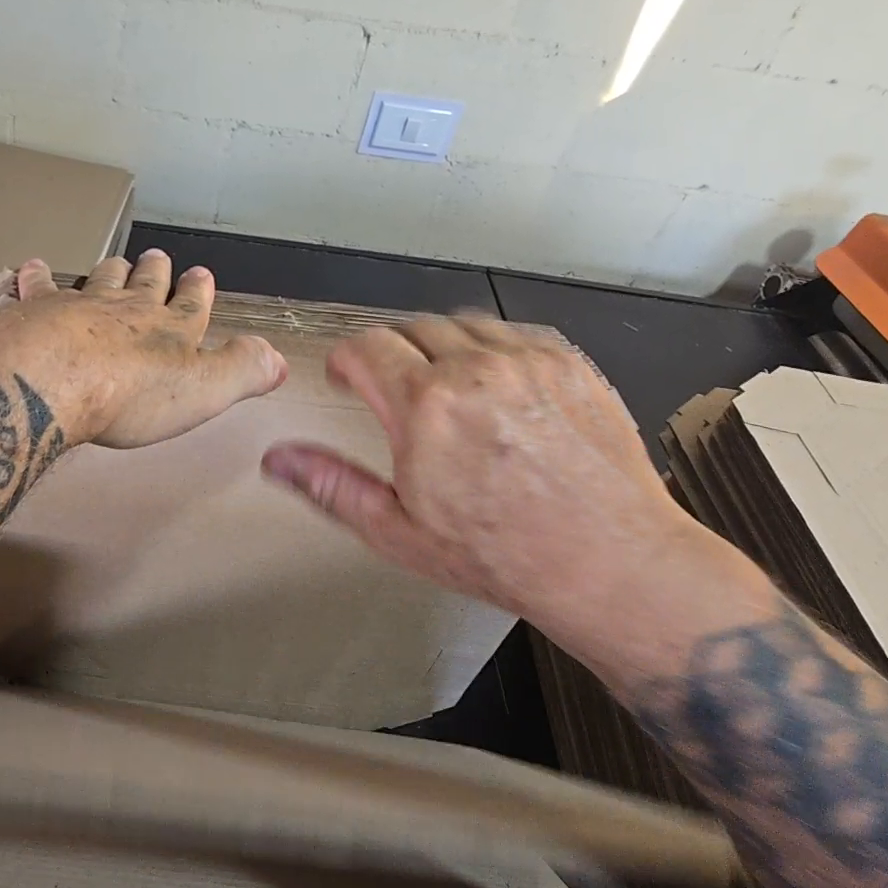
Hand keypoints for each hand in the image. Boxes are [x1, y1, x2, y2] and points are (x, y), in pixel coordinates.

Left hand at [0, 251, 288, 448]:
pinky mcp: (37, 312)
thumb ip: (242, 370)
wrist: (52, 379)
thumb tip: (278, 358)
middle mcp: (127, 310)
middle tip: (157, 256)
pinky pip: (39, 288)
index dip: (197, 292)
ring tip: (115, 262)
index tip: (201, 275)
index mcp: (169, 331)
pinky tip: (33, 268)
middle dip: (155, 271)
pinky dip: (38, 277)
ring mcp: (80, 306)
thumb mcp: (203, 391)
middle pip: (145, 284)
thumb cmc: (128, 393)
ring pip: (101, 280)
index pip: (191, 306)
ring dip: (111, 271)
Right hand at [260, 316, 704, 621]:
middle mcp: (474, 371)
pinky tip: (492, 386)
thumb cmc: (504, 554)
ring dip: (439, 346)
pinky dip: (490, 349)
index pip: (366, 347)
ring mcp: (527, 363)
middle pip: (410, 329)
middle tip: (391, 386)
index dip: (346, 359)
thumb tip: (279, 460)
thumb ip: (331, 484)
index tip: (346, 376)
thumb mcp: (397, 530)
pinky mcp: (569, 364)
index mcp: (424, 408)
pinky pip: (514, 333)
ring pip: (461, 325)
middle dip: (390, 353)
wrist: (608, 562)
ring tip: (442, 384)